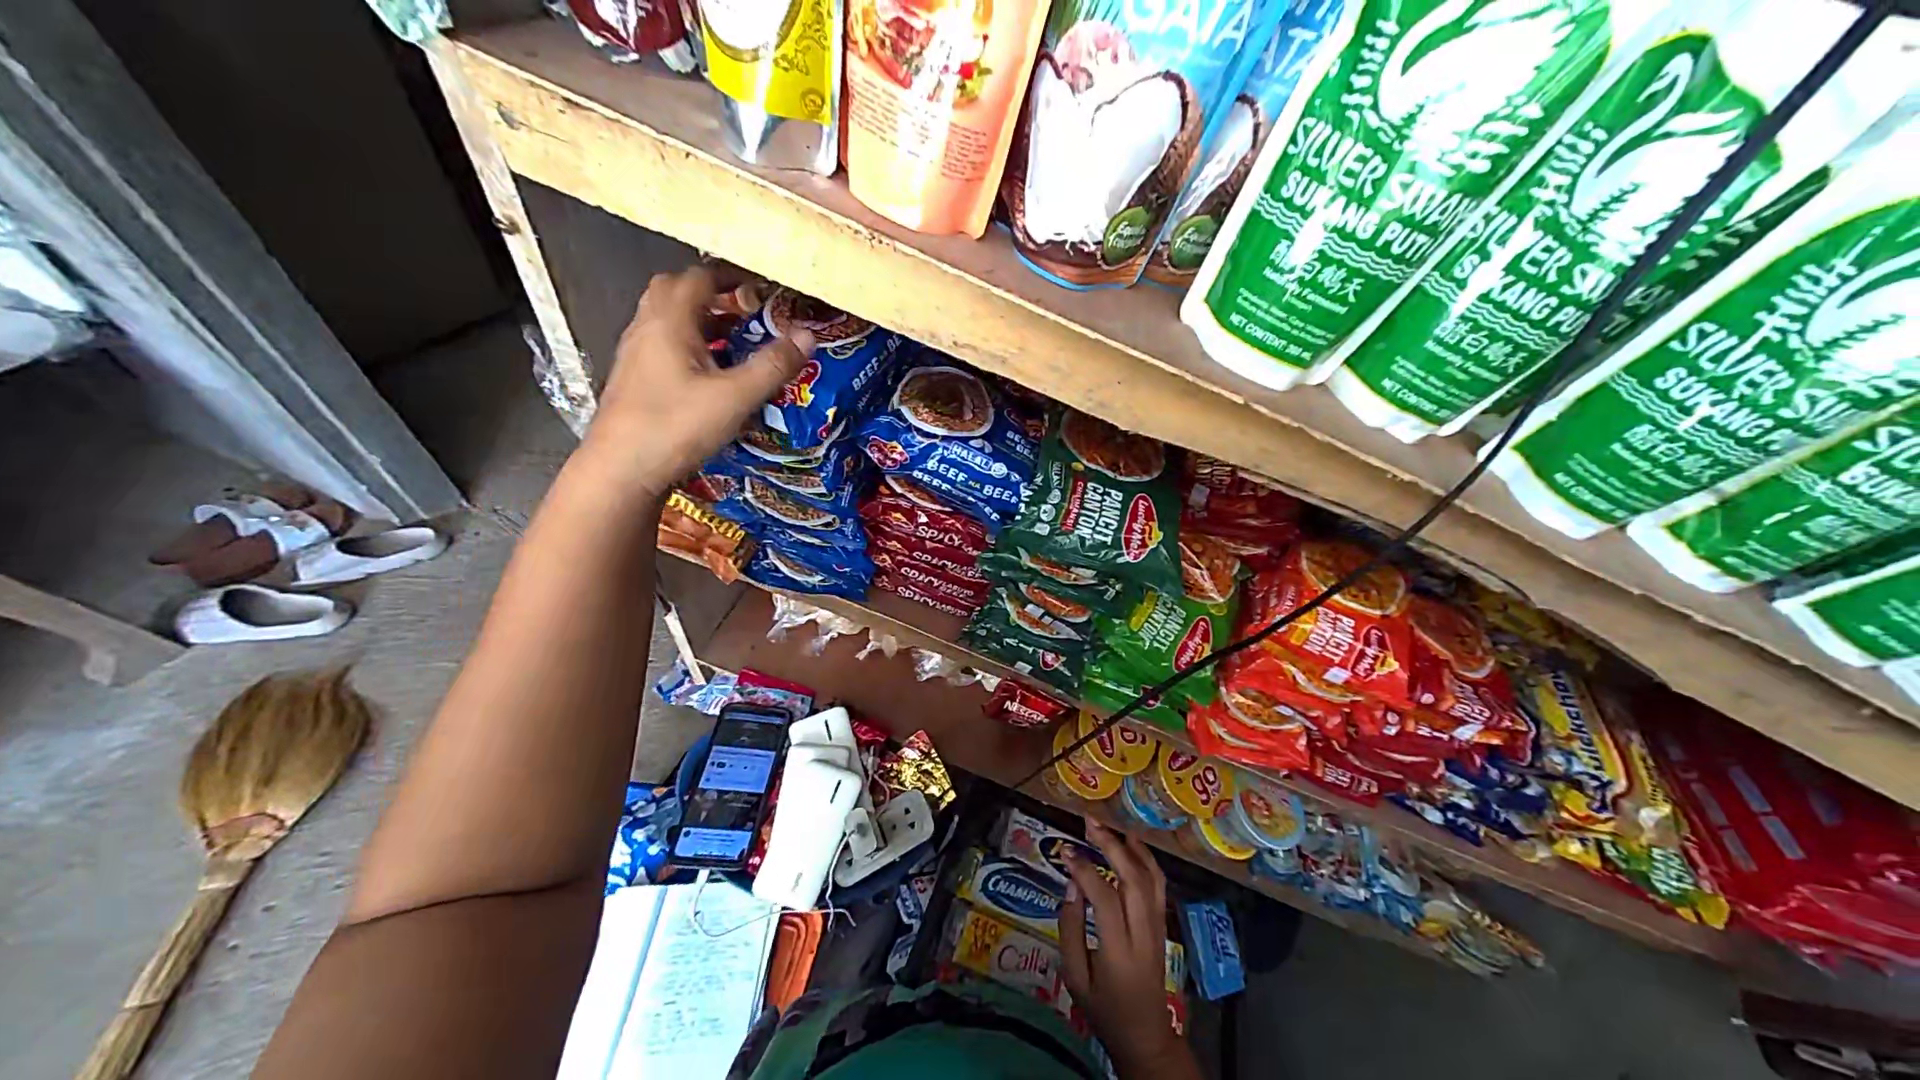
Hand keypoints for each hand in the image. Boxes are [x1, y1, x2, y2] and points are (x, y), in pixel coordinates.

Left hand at [578, 265, 809, 497]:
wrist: (621, 471)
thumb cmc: (675, 427)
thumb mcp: (734, 397)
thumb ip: (772, 366)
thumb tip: (808, 336)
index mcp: (669, 321)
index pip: (700, 277)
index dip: (732, 277)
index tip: (762, 288)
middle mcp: (647, 329)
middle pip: (677, 292)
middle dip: (713, 295)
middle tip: (745, 312)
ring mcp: (636, 355)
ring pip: (668, 321)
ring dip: (701, 322)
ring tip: (735, 343)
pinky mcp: (634, 381)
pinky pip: (664, 347)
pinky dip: (689, 347)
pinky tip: (710, 377)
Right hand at [1059, 820, 1195, 1078]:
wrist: (1145, 1036)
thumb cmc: (1103, 1009)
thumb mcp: (1074, 977)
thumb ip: (1070, 928)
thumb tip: (1072, 883)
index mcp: (1118, 952)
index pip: (1104, 899)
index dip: (1084, 870)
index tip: (1065, 850)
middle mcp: (1144, 935)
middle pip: (1133, 880)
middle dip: (1111, 846)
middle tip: (1089, 822)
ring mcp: (1158, 929)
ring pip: (1151, 880)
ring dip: (1131, 848)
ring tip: (1111, 825)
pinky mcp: (1163, 926)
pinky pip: (1158, 887)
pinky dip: (1147, 861)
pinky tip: (1134, 844)